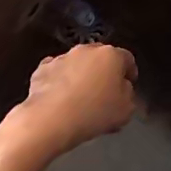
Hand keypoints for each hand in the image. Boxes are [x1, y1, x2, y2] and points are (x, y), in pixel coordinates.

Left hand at [6, 43, 137, 156]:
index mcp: (111, 56)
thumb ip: (128, 94)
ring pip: (76, 65)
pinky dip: (59, 83)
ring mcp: (61, 58)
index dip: (129, 72)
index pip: (127, 59)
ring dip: (80, 77)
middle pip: (100, 59)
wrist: (52, 119)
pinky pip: (56, 74)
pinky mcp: (41, 69)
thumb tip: (122, 88)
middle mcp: (86, 51)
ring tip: (80, 100)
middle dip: (103, 73)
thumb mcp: (126, 110)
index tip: (129, 84)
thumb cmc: (95, 113)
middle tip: (104, 93)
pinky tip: (60, 100)